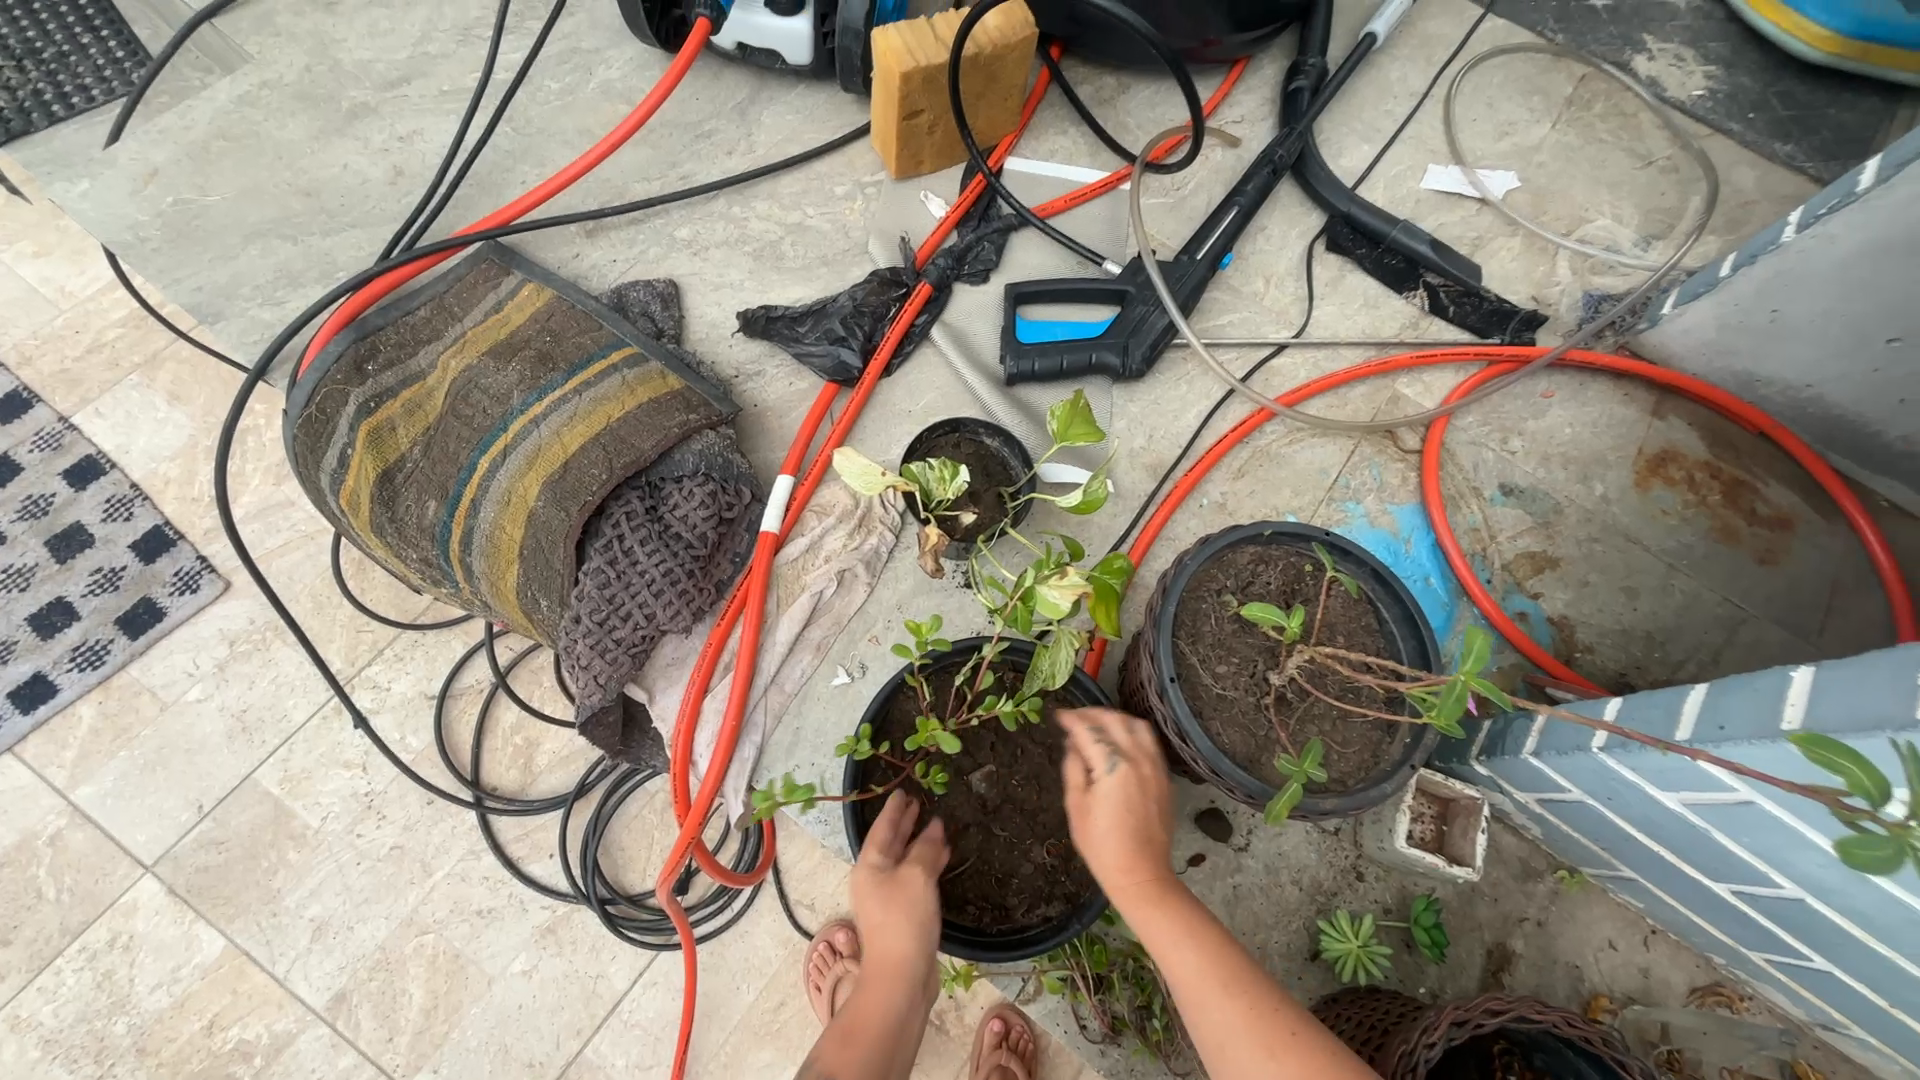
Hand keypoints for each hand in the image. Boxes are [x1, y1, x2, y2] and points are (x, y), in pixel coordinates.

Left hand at [851, 790, 948, 979]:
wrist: (901, 977)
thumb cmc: (904, 920)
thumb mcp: (917, 876)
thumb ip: (926, 848)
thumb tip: (935, 827)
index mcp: (870, 866)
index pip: (882, 828)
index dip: (894, 810)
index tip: (903, 791)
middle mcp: (874, 879)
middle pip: (890, 844)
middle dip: (904, 824)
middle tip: (918, 804)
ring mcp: (887, 898)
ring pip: (904, 861)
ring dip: (919, 844)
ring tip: (936, 827)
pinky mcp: (902, 915)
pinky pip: (914, 879)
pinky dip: (927, 864)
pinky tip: (942, 858)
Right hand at [1058, 707, 1175, 905]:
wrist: (1141, 872)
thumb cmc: (1101, 845)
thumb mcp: (1076, 806)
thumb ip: (1073, 768)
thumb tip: (1073, 744)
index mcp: (1113, 766)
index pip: (1089, 729)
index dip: (1071, 719)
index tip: (1058, 715)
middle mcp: (1138, 759)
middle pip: (1115, 720)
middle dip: (1092, 713)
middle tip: (1075, 717)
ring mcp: (1155, 767)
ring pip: (1138, 725)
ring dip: (1116, 718)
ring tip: (1099, 724)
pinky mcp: (1164, 777)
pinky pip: (1150, 742)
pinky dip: (1133, 732)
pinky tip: (1121, 741)